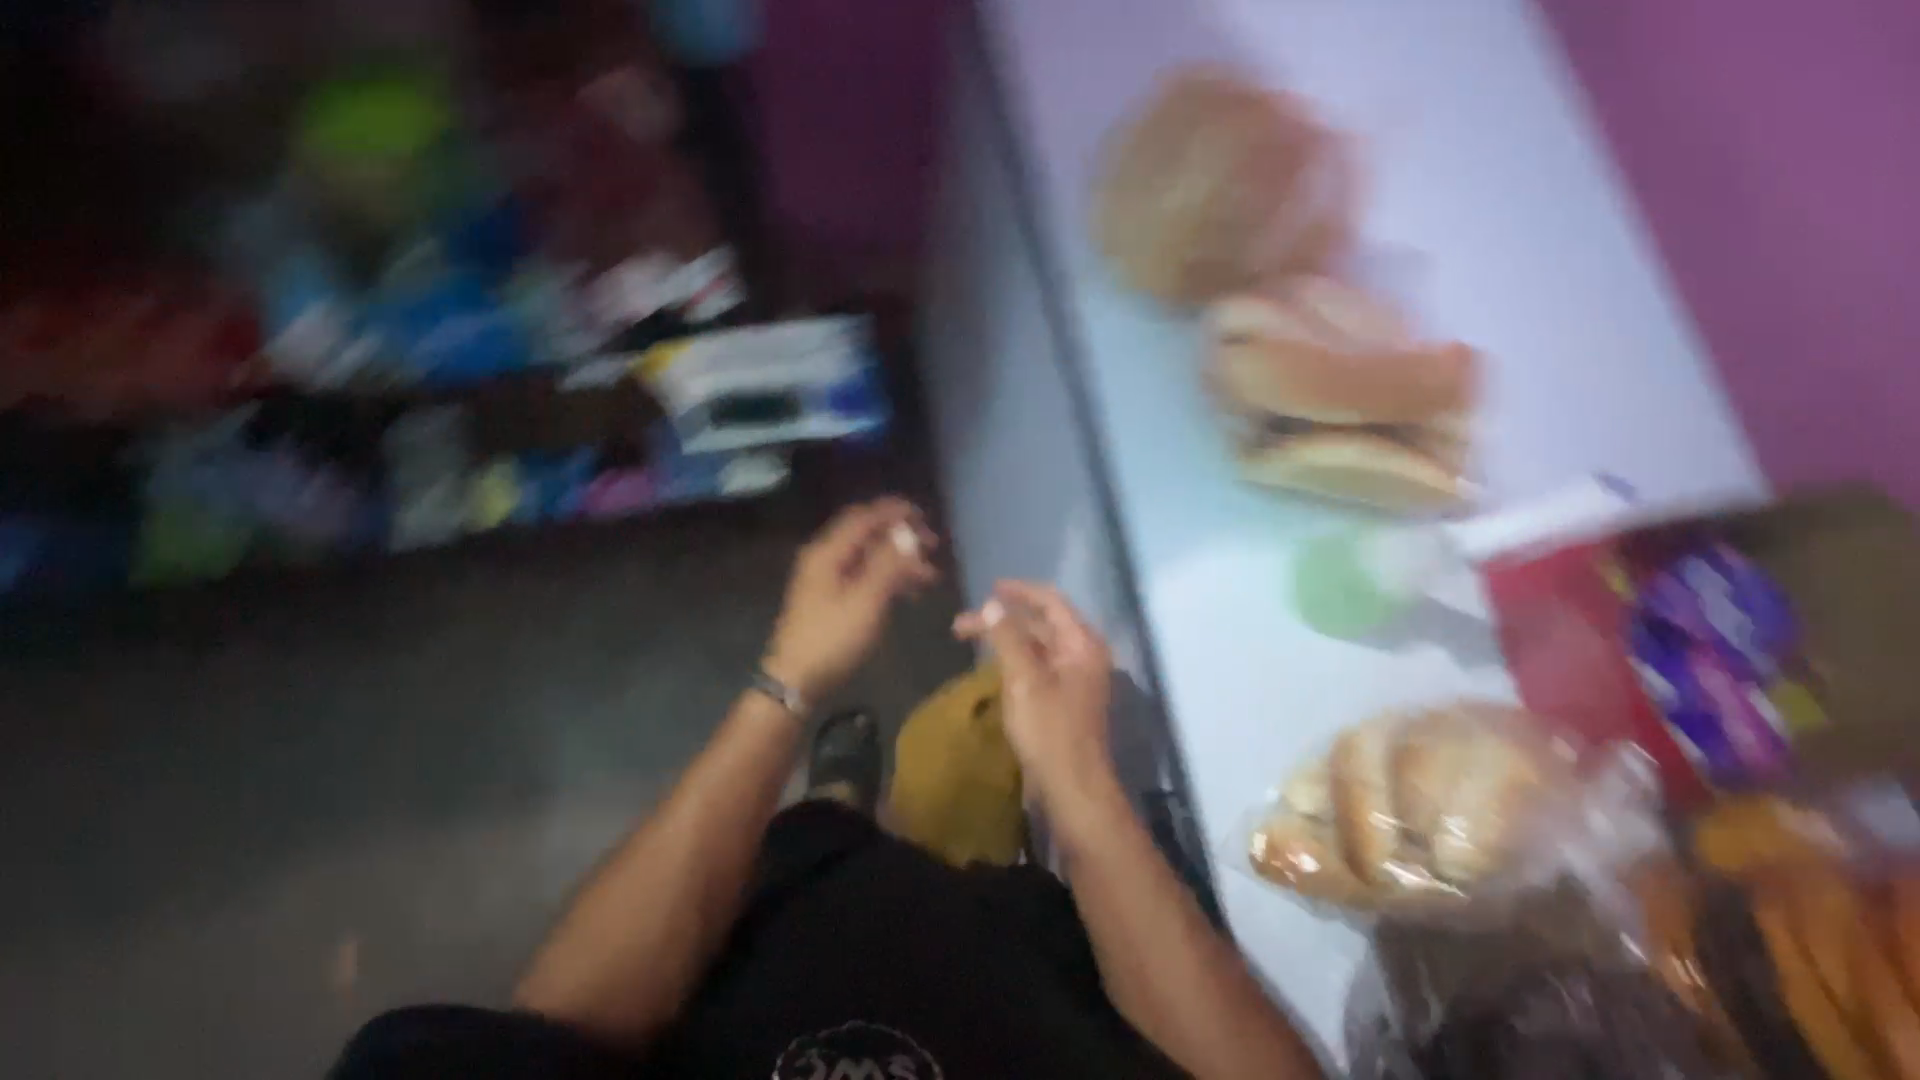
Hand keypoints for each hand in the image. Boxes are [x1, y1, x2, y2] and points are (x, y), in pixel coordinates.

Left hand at [763, 498, 938, 703]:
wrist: (795, 682)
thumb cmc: (832, 640)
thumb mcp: (866, 601)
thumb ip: (888, 564)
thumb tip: (908, 533)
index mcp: (828, 553)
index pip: (864, 518)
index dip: (894, 512)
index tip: (925, 515)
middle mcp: (825, 559)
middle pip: (866, 535)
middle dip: (901, 537)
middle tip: (932, 546)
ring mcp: (826, 580)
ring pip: (868, 558)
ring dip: (898, 561)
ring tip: (930, 576)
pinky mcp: (831, 600)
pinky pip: (864, 577)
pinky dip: (887, 579)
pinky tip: (909, 592)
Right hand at [955, 581, 1120, 815]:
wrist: (1072, 786)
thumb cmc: (1050, 730)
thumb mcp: (1025, 680)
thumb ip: (1009, 638)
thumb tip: (993, 604)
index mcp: (1082, 644)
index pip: (1051, 602)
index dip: (1019, 592)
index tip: (989, 588)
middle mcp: (1082, 654)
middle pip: (1041, 624)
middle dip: (1002, 620)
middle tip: (962, 626)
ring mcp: (1074, 678)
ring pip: (1037, 646)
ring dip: (1005, 640)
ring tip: (969, 640)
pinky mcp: (1063, 698)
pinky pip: (1037, 666)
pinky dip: (1014, 659)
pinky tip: (991, 665)